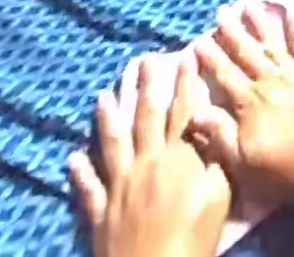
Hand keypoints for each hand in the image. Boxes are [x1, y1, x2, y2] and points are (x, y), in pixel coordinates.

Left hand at [69, 55, 232, 256]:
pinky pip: (88, 188)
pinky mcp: (100, 214)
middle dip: (146, 86)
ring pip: (113, 144)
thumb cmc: (194, 237)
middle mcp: (146, 162)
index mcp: (178, 155)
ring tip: (102, 95)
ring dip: (108, 118)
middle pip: (146, 117)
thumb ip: (216, 155)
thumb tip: (213, 125)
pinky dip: (80, 171)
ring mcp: (119, 187)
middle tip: (143, 60)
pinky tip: (72, 157)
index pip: (184, 109)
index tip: (187, 55)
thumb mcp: (220, 193)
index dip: (186, 81)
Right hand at [191, 2, 293, 210]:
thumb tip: (193, 111)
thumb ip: (218, 133)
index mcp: (249, 101)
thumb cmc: (278, 167)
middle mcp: (269, 80)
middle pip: (247, 51)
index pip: (225, 74)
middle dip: (233, 31)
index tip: (198, 41)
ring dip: (260, 22)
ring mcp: (293, 73)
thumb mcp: (241, 160)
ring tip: (249, 3)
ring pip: (272, 42)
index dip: (211, 58)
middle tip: (222, 11)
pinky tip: (292, 11)